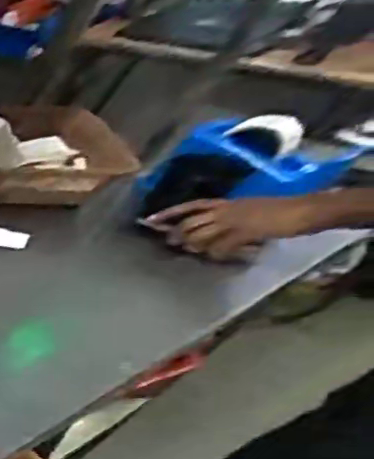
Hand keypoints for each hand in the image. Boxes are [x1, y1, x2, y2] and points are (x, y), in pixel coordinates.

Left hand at [146, 196, 320, 260]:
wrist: (310, 209)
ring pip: (198, 236)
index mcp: (227, 203)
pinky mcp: (244, 232)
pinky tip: (224, 255)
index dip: (169, 213)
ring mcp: (234, 221)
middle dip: (177, 236)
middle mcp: (226, 210)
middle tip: (176, 244)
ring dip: (195, 246)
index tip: (148, 220)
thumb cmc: (280, 210)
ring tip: (202, 250)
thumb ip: (224, 218)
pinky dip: (217, 254)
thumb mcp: (247, 208)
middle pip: (188, 224)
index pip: (192, 205)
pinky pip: (219, 247)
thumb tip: (202, 233)